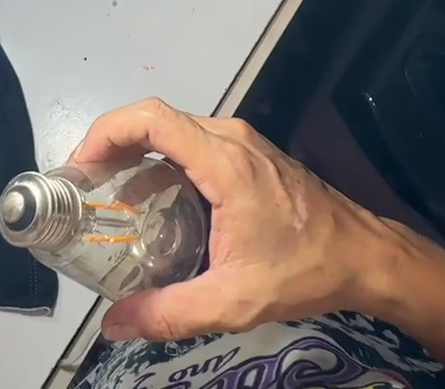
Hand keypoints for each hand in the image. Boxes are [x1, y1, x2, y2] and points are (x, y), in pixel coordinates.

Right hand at [70, 99, 430, 341]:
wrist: (364, 255)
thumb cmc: (303, 269)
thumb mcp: (233, 300)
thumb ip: (169, 312)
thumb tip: (114, 325)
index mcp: (223, 160)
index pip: (153, 119)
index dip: (108, 132)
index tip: (80, 165)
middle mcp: (228, 136)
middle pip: (156, 118)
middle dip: (112, 143)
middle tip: (83, 185)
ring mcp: (239, 140)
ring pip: (172, 128)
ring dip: (134, 151)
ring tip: (106, 192)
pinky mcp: (245, 151)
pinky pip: (190, 141)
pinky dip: (159, 159)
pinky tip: (149, 199)